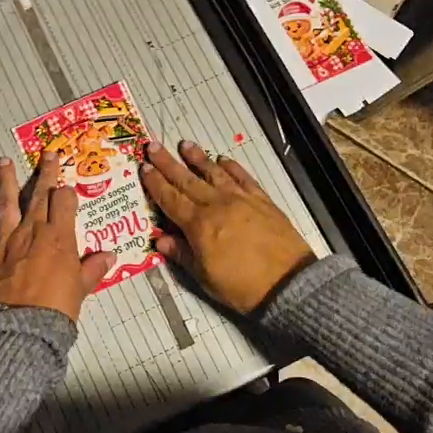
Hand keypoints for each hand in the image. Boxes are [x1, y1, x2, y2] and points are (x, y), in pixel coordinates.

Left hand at [0, 154, 114, 321]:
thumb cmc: (57, 308)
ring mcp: (6, 241)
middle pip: (39, 195)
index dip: (67, 193)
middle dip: (45, 174)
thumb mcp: (81, 288)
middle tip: (48, 154)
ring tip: (2, 162)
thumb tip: (109, 256)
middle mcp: (32, 231)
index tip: (68, 186)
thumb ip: (93, 269)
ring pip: (6, 204)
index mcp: (58, 236)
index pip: (64, 203)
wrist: (21, 327)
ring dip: (5, 182)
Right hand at [140, 141, 314, 314]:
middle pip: (187, 180)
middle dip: (168, 163)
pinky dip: (231, 167)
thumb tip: (160, 239)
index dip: (155, 183)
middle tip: (153, 146)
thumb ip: (182, 254)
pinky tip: (223, 159)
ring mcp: (241, 199)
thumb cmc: (242, 287)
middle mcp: (217, 205)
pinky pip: (243, 177)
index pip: (170, 199)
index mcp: (199, 225)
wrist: (288, 283)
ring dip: (198, 158)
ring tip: (185, 145)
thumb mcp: (204, 277)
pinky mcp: (262, 200)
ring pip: (214, 173)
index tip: (144, 168)